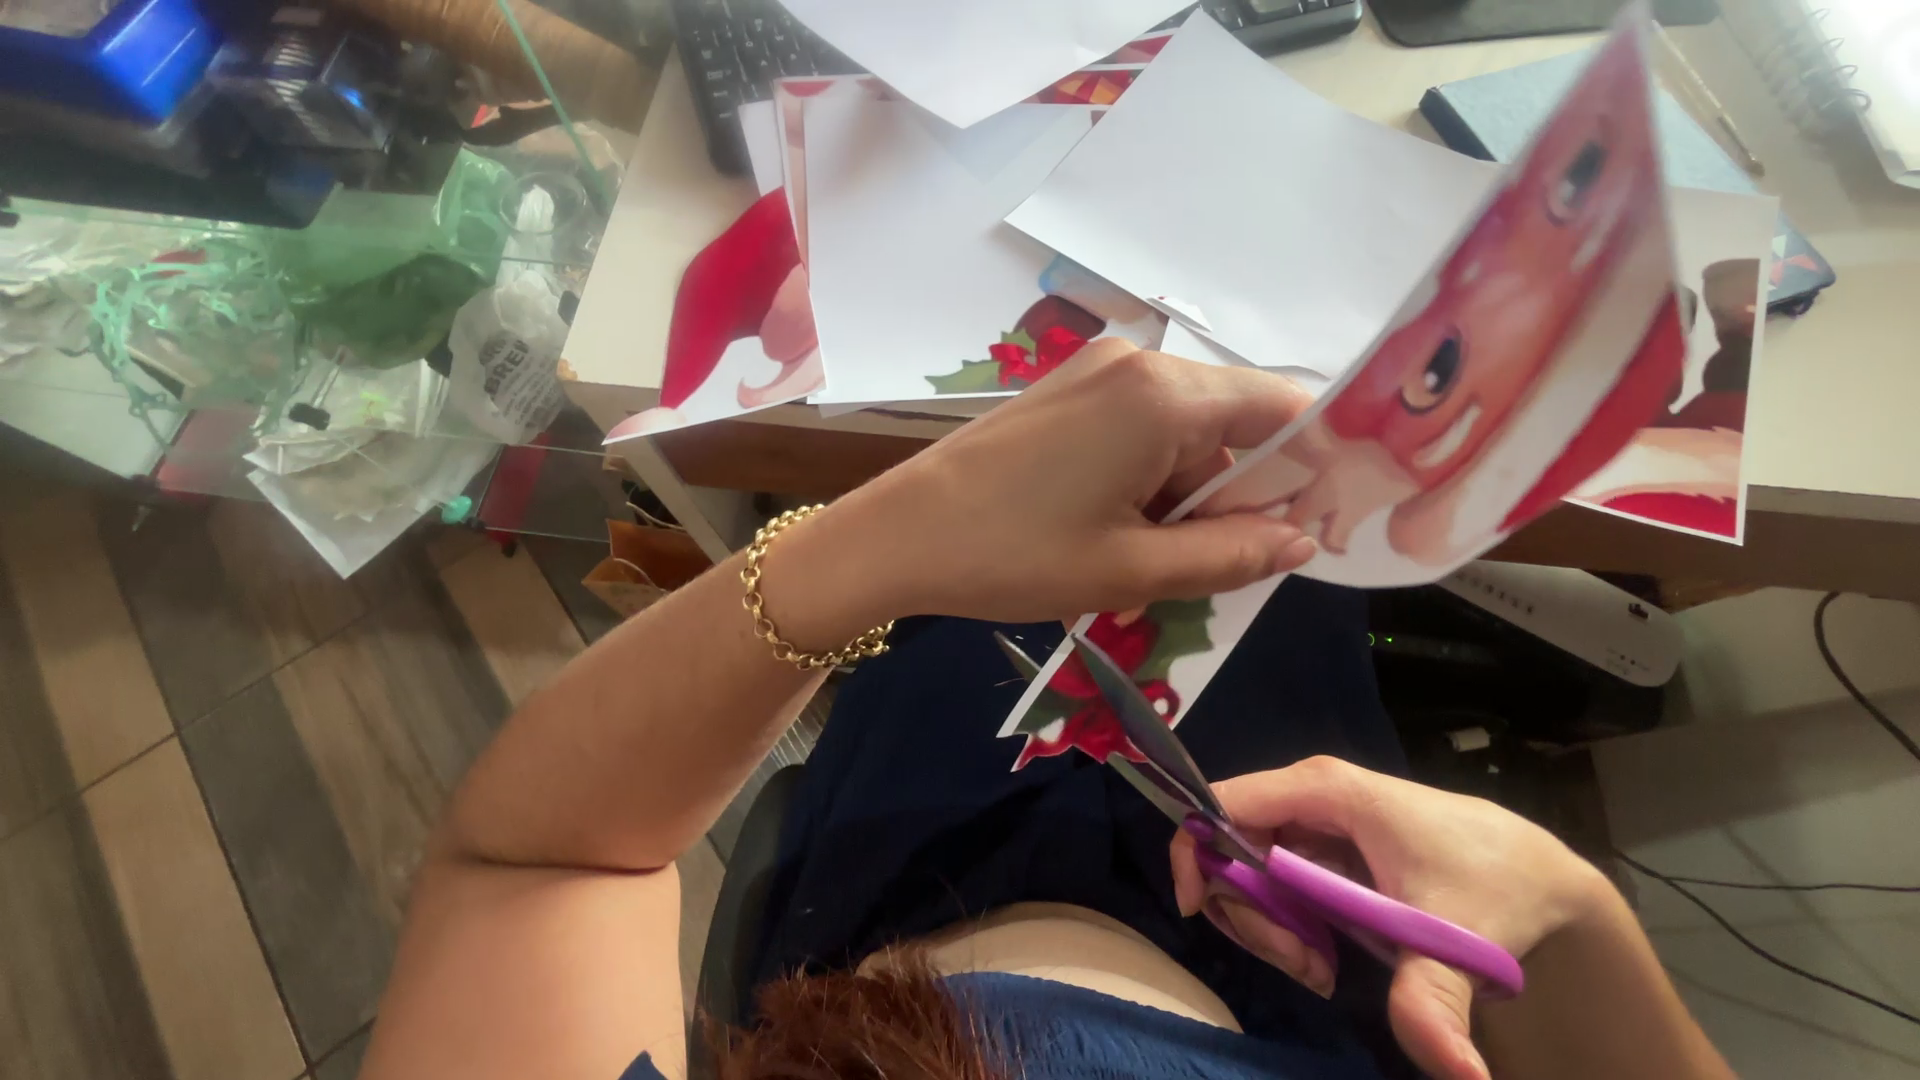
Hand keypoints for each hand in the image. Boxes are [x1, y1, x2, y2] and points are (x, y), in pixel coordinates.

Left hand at [768, 339, 1318, 641]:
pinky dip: (1145, 479)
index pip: (1282, 408)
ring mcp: (1092, 376)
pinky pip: (1134, 431)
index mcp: (1164, 395)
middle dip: (1237, 492)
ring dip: (1185, 494)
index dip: (1313, 463)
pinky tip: (1115, 531)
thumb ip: (1230, 553)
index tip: (1317, 522)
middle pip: (1229, 422)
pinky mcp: (1061, 397)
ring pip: (1180, 432)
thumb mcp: (1132, 569)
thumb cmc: (1015, 554)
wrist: (898, 537)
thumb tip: (1301, 541)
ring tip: (1151, 560)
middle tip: (1223, 563)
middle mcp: (1135, 366)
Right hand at [1169, 756, 1611, 1079]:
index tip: (1196, 911)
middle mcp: (1303, 794)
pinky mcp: (1317, 842)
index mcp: (1321, 789)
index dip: (1195, 850)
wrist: (1535, 872)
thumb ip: (1435, 1000)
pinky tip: (1323, 954)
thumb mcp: (1460, 943)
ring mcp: (1308, 819)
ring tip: (1320, 967)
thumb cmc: (1492, 884)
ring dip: (1265, 926)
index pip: (1221, 802)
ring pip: (1244, 866)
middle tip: (1300, 964)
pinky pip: (1269, 878)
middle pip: (1227, 844)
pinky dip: (1282, 924)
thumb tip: (1457, 1075)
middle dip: (1247, 913)